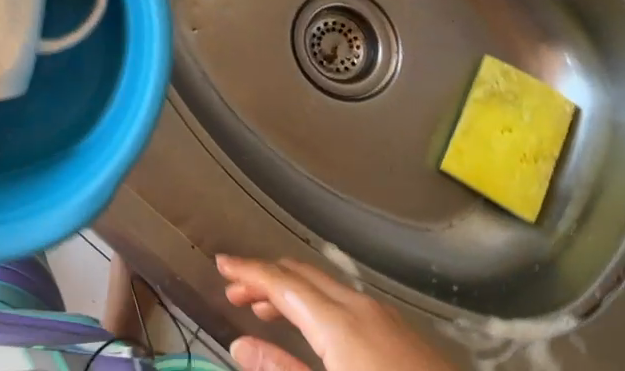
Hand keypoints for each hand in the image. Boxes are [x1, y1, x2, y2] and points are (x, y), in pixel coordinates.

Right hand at [216, 255, 453, 370]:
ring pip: (326, 286)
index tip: (221, 265)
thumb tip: (241, 345)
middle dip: (267, 278)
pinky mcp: (403, 333)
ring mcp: (386, 318)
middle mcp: (360, 307)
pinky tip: (315, 328)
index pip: (281, 283)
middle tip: (235, 293)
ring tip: (266, 311)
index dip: (248, 272)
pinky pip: (347, 300)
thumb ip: (282, 370)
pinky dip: (318, 302)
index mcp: (337, 322)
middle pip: (303, 275)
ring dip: (293, 290)